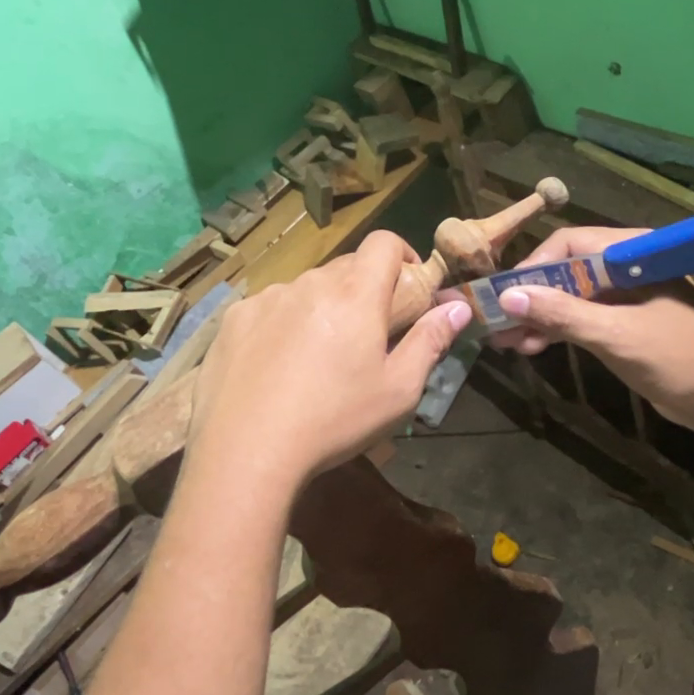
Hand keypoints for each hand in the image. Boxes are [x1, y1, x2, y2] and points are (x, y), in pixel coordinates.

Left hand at [187, 230, 471, 489]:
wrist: (245, 452)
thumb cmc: (334, 421)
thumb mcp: (398, 391)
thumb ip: (430, 341)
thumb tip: (458, 307)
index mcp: (355, 294)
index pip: (384, 242)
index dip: (402, 254)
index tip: (408, 285)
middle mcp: (310, 283)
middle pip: (346, 266)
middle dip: (364, 288)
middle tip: (367, 334)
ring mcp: (268, 298)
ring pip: (306, 288)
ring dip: (321, 306)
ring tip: (316, 357)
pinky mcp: (235, 319)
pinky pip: (269, 308)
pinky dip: (282, 324)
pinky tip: (275, 366)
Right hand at [488, 226, 693, 432]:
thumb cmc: (675, 359)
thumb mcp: (614, 335)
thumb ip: (563, 313)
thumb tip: (509, 297)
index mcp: (633, 254)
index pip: (570, 243)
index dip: (535, 266)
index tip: (507, 295)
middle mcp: (627, 265)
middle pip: (566, 269)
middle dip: (532, 296)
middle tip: (497, 322)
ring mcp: (625, 294)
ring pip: (570, 295)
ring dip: (540, 316)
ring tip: (506, 342)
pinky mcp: (624, 320)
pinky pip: (581, 316)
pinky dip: (558, 329)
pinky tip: (532, 347)